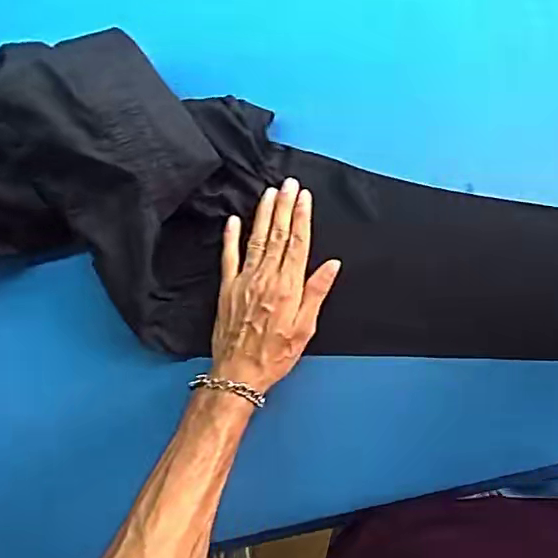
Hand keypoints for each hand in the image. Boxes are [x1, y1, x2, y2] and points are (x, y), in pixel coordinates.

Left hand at [211, 178, 340, 394]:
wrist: (238, 373)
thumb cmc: (275, 354)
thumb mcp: (306, 328)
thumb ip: (316, 292)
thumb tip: (331, 265)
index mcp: (288, 287)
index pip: (297, 243)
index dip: (301, 217)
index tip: (304, 197)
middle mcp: (266, 278)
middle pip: (277, 235)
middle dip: (284, 207)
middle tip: (288, 184)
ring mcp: (244, 281)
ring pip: (256, 240)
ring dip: (263, 214)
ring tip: (269, 193)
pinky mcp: (227, 288)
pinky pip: (229, 257)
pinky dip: (231, 237)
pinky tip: (234, 220)